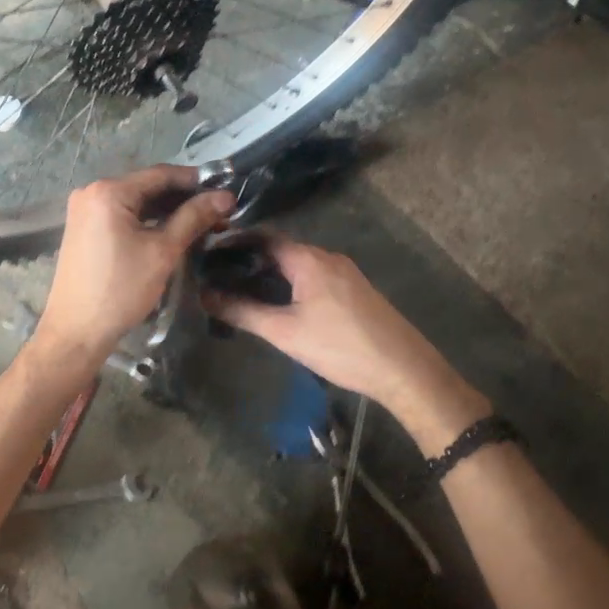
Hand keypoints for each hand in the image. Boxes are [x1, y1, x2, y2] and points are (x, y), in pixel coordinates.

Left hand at [34, 166, 233, 364]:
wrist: (77, 329)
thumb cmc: (120, 289)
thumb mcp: (162, 252)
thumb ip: (193, 218)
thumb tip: (225, 196)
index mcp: (108, 191)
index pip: (160, 174)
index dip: (196, 181)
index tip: (226, 190)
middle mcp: (91, 191)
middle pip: (147, 186)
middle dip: (183, 198)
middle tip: (220, 211)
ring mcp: (85, 209)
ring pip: (135, 202)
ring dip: (167, 211)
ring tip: (203, 223)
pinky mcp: (84, 227)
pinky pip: (122, 214)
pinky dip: (147, 221)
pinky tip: (173, 230)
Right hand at [204, 235, 489, 447]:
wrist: (406, 371)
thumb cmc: (341, 347)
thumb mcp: (285, 332)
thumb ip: (242, 312)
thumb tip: (203, 296)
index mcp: (308, 259)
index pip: (262, 236)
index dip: (233, 242)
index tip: (208, 254)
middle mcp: (327, 257)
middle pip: (280, 249)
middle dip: (249, 260)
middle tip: (219, 276)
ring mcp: (345, 273)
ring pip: (298, 264)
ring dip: (271, 273)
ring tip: (242, 291)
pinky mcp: (355, 290)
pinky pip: (314, 276)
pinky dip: (291, 283)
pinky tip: (279, 304)